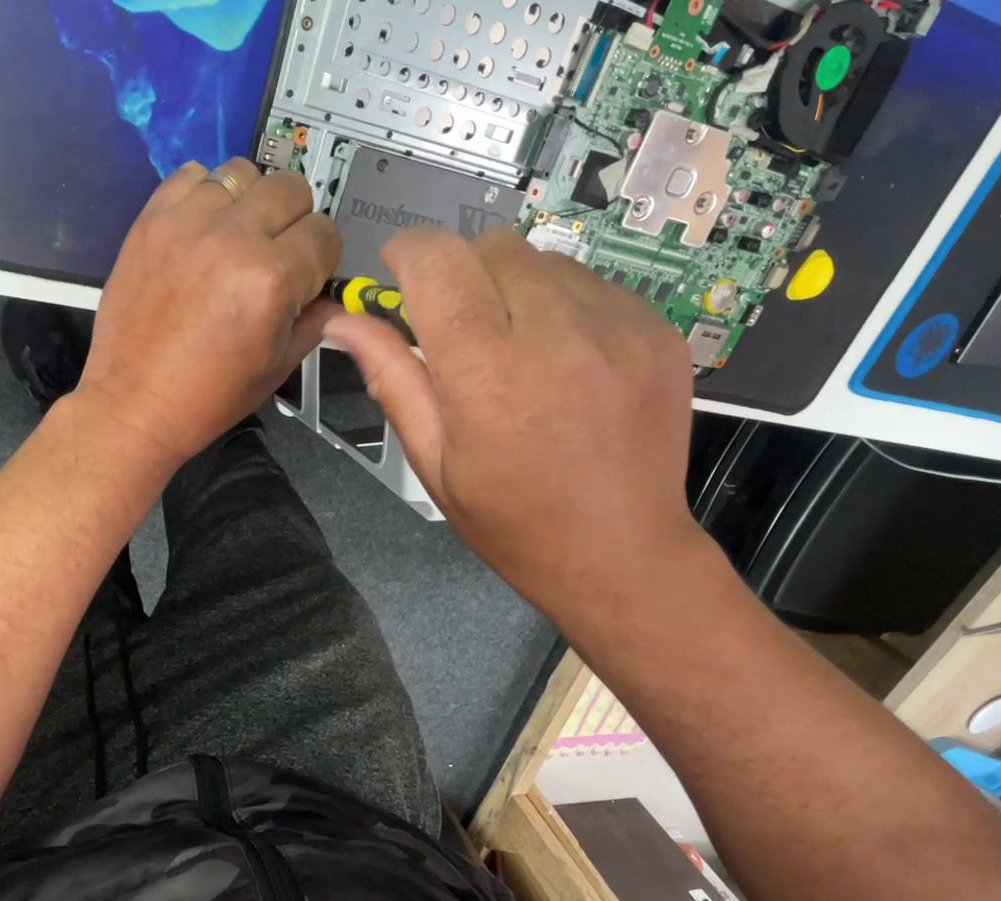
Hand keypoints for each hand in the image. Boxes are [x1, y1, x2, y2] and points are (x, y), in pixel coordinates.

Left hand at [75, 158, 340, 463]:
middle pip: (290, 188)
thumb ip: (315, 320)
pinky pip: (191, 175)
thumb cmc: (208, 395)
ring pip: (242, 173)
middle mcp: (232, 238)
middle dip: (293, 221)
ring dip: (248, 202)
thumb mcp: (278, 366)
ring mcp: (187, 224)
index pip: (325, 232)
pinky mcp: (151, 221)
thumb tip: (332, 295)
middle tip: (275, 255)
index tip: (307, 276)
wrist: (137, 403)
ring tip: (236, 238)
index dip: (321, 258)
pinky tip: (203, 229)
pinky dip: (204, 194)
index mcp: (271, 278)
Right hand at [324, 227, 705, 616]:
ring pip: (544, 260)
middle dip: (461, 271)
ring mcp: (616, 327)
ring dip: (515, 287)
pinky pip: (593, 284)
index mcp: (487, 374)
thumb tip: (346, 320)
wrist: (621, 553)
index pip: (437, 261)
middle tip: (459, 324)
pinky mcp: (655, 329)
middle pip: (492, 247)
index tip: (400, 271)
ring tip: (518, 348)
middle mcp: (555, 335)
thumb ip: (392, 379)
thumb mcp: (434, 462)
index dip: (409, 253)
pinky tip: (566, 360)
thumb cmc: (513, 520)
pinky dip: (565, 306)